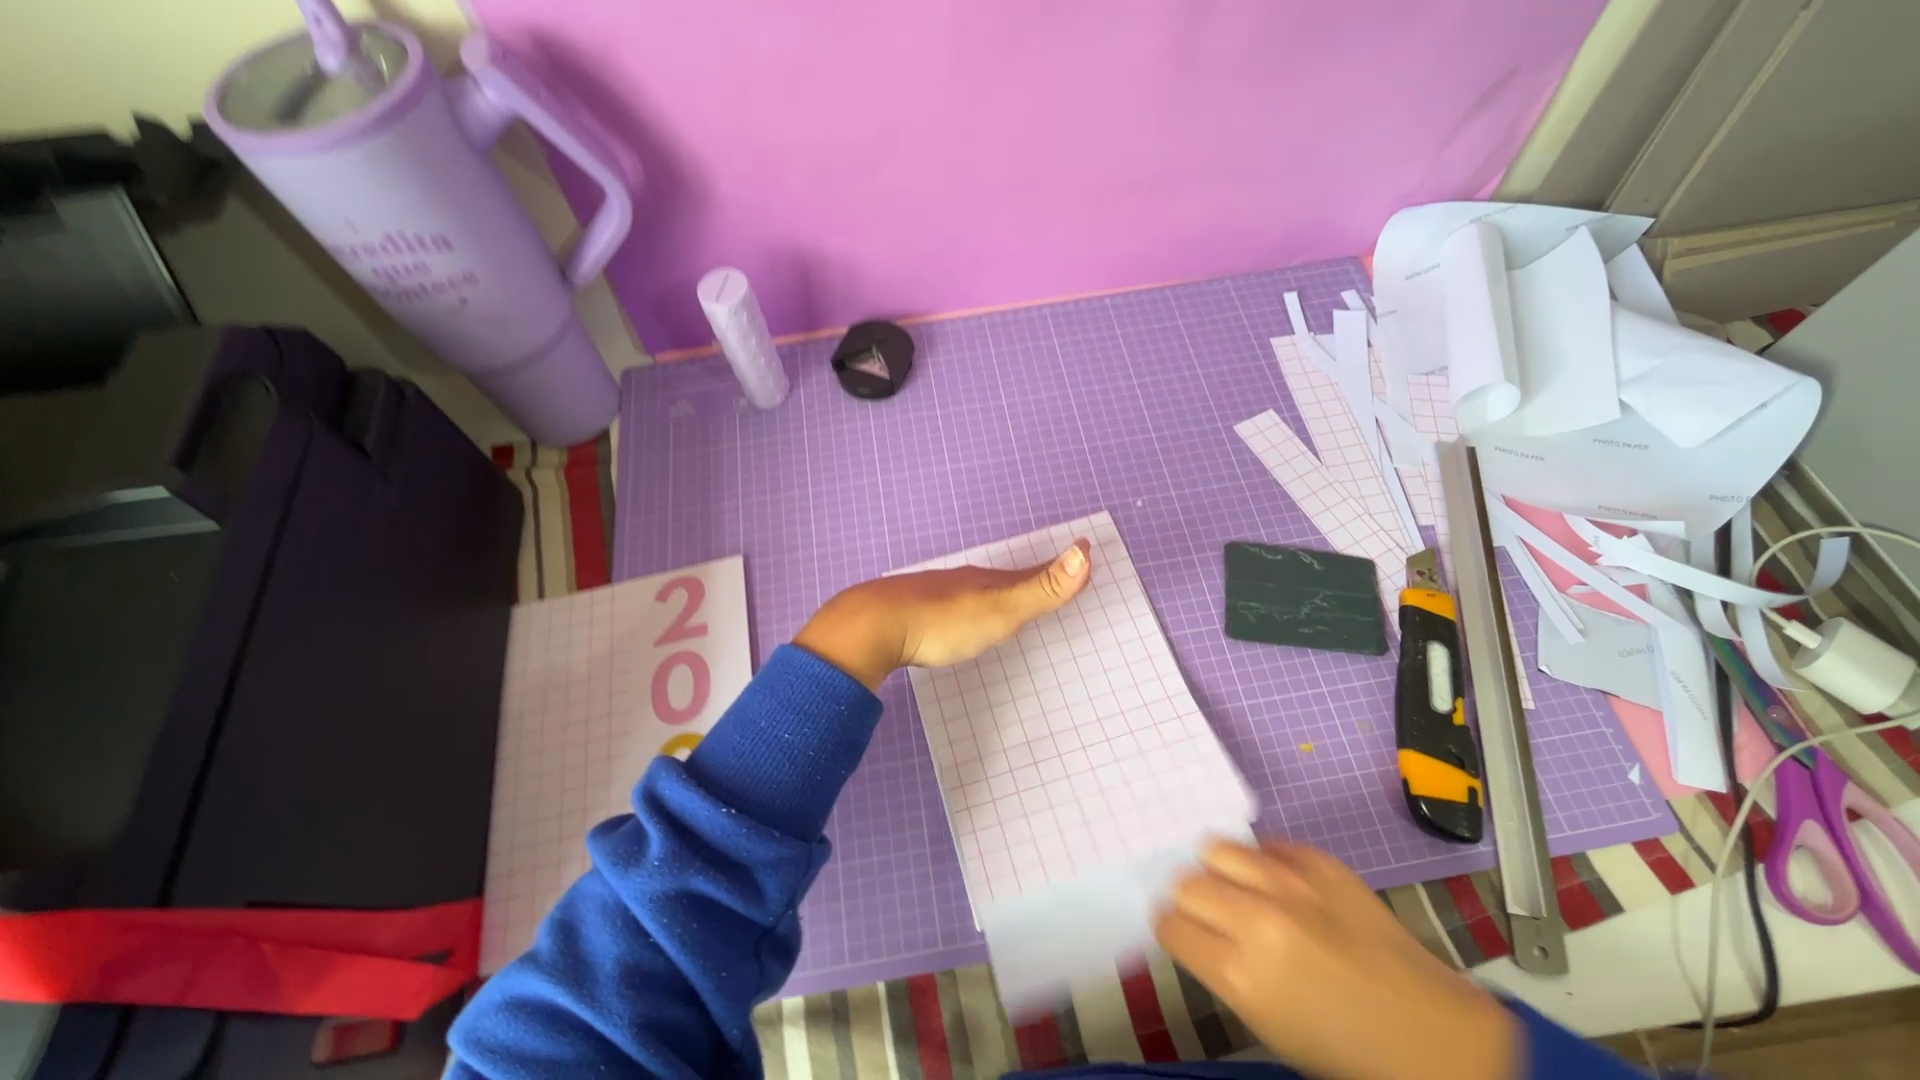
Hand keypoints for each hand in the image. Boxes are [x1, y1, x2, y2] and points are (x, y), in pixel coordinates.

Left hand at [793, 539, 1092, 689]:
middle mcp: (964, 581)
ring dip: (998, 589)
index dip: (1061, 567)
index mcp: (988, 581)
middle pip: (1007, 576)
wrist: (873, 626)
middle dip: (1032, 575)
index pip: (1034, 571)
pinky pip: (950, 604)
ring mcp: (935, 594)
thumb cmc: (941, 621)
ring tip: (1009, 594)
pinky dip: (967, 606)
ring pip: (976, 588)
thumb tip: (1084, 552)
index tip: (1083, 551)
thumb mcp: (1000, 609)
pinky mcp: (913, 612)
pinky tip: (957, 615)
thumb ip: (1042, 588)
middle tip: (1053, 573)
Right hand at [1155, 840, 1520, 1079]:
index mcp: (1238, 970)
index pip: (1169, 923)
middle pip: (1186, 881)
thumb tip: (1194, 930)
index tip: (1183, 933)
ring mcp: (1292, 883)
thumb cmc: (1342, 1046)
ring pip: (1217, 848)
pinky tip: (1280, 887)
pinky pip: (1267, 845)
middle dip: (1191, 899)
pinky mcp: (1321, 862)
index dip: (1172, 929)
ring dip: (1220, 871)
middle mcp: (1257, 917)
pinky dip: (1264, 862)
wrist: (1429, 1030)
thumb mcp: (1263, 1021)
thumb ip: (1220, 969)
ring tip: (1240, 891)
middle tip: (1211, 916)